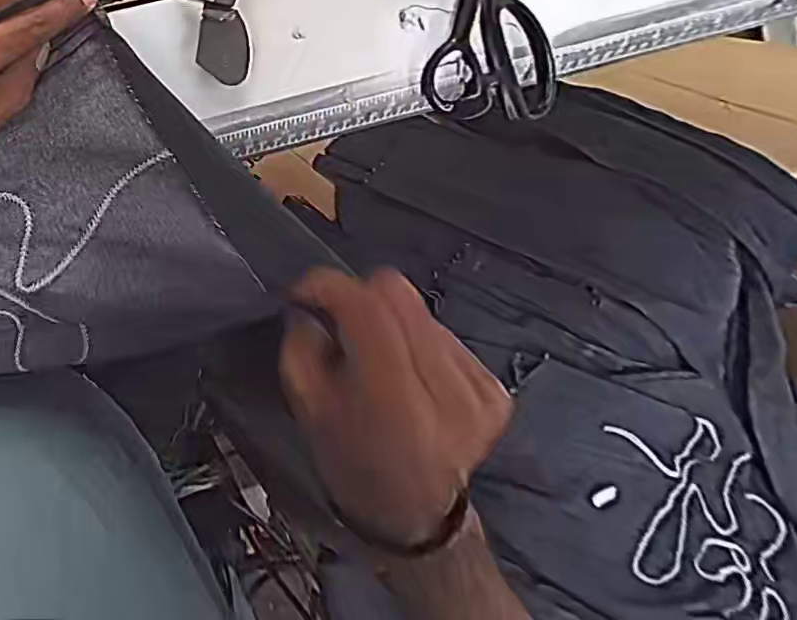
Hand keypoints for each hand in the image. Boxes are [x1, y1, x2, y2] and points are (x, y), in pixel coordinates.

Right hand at [279, 269, 511, 549]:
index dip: (326, 284)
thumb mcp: (303, 402)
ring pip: (417, 306)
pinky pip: (441, 329)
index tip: (300, 291)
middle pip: (394, 292)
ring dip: (385, 318)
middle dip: (354, 296)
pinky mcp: (496, 390)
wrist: (412, 513)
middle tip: (335, 321)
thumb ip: (301, 343)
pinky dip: (414, 339)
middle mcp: (445, 391)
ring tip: (372, 353)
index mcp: (393, 401)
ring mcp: (478, 390)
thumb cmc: (347, 457)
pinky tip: (405, 369)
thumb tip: (313, 305)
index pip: (364, 306)